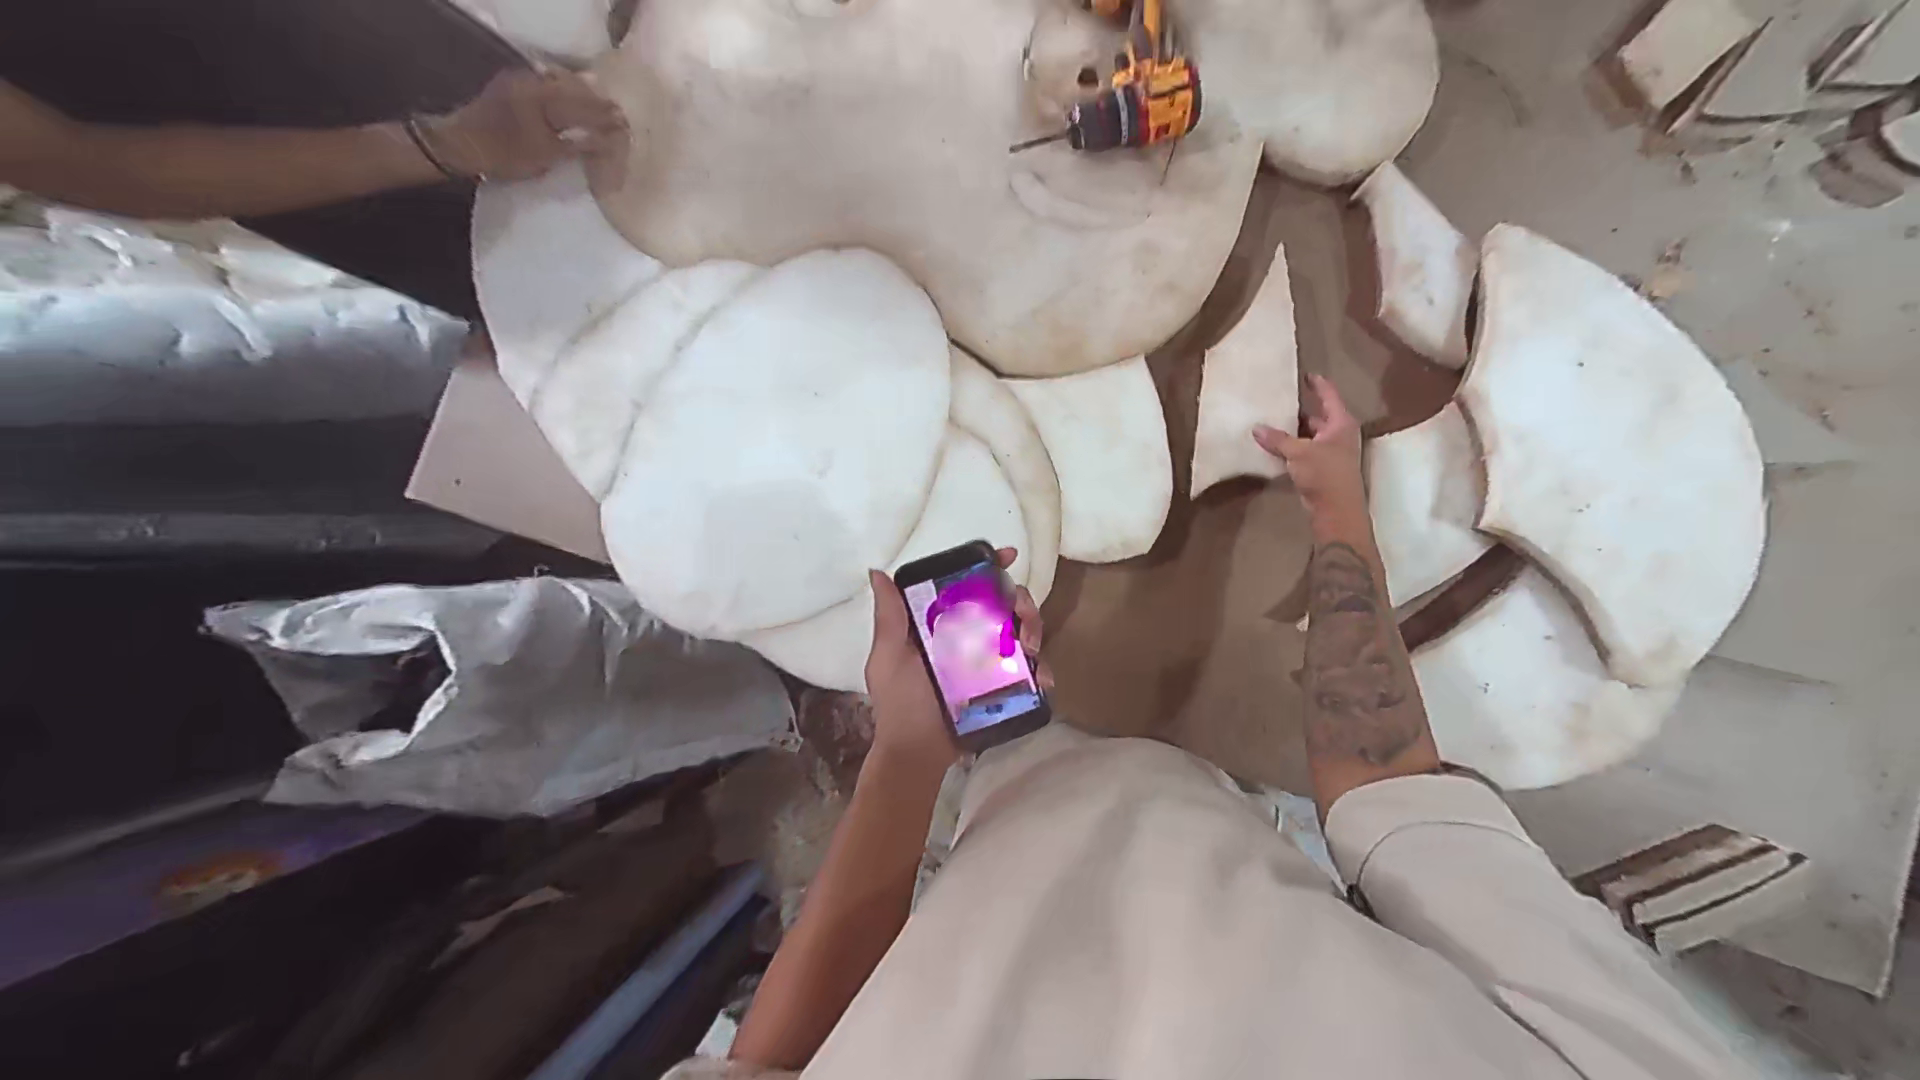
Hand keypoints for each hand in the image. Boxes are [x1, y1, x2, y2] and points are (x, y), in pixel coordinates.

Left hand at [424, 69, 627, 180]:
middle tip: (617, 112)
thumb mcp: (547, 155)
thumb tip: (606, 138)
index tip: (625, 122)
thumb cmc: (506, 154)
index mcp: (543, 100)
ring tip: (599, 104)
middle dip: (596, 101)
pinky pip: (544, 83)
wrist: (461, 144)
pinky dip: (562, 91)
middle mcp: (532, 83)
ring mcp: (520, 82)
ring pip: (558, 83)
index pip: (583, 106)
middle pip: (572, 89)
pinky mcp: (511, 87)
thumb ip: (578, 144)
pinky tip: (571, 99)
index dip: (605, 115)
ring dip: (580, 93)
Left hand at [864, 549, 1049, 775]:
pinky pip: (1031, 670)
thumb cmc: (900, 702)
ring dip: (1034, 629)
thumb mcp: (889, 657)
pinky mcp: (1004, 687)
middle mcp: (968, 636)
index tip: (1007, 558)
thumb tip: (877, 572)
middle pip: (1004, 604)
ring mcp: (989, 661)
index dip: (989, 567)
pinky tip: (1041, 675)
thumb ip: (890, 617)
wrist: (918, 752)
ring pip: (1023, 631)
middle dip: (1020, 601)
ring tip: (1030, 647)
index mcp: (941, 624)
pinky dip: (1042, 668)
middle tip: (1021, 615)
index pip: (967, 585)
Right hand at [1255, 373, 1364, 524]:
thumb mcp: (1299, 452)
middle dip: (1299, 410)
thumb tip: (1256, 428)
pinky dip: (1290, 447)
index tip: (1306, 374)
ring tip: (1270, 421)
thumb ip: (1277, 439)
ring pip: (1309, 435)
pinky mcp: (1321, 468)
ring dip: (1292, 431)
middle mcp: (1338, 435)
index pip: (1330, 396)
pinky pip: (1303, 451)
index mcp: (1340, 423)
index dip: (1318, 385)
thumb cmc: (1324, 474)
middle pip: (1318, 416)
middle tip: (1278, 400)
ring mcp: (1330, 452)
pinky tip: (1273, 446)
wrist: (1336, 509)